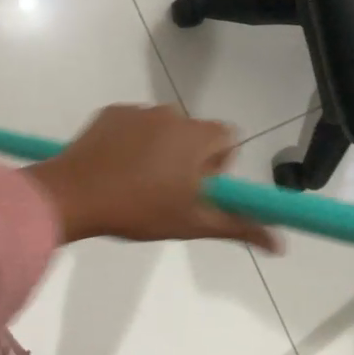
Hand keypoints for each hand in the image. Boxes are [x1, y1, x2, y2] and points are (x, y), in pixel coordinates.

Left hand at [25, 105, 279, 252]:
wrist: (72, 195)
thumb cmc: (138, 210)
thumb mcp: (193, 223)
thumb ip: (239, 227)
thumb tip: (281, 245)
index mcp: (196, 136)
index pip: (228, 138)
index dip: (218, 165)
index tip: (197, 188)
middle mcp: (171, 114)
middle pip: (196, 133)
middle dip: (189, 158)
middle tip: (166, 191)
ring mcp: (137, 110)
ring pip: (164, 129)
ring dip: (160, 149)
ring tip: (136, 182)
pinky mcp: (109, 112)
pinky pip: (134, 124)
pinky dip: (132, 141)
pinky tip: (115, 167)